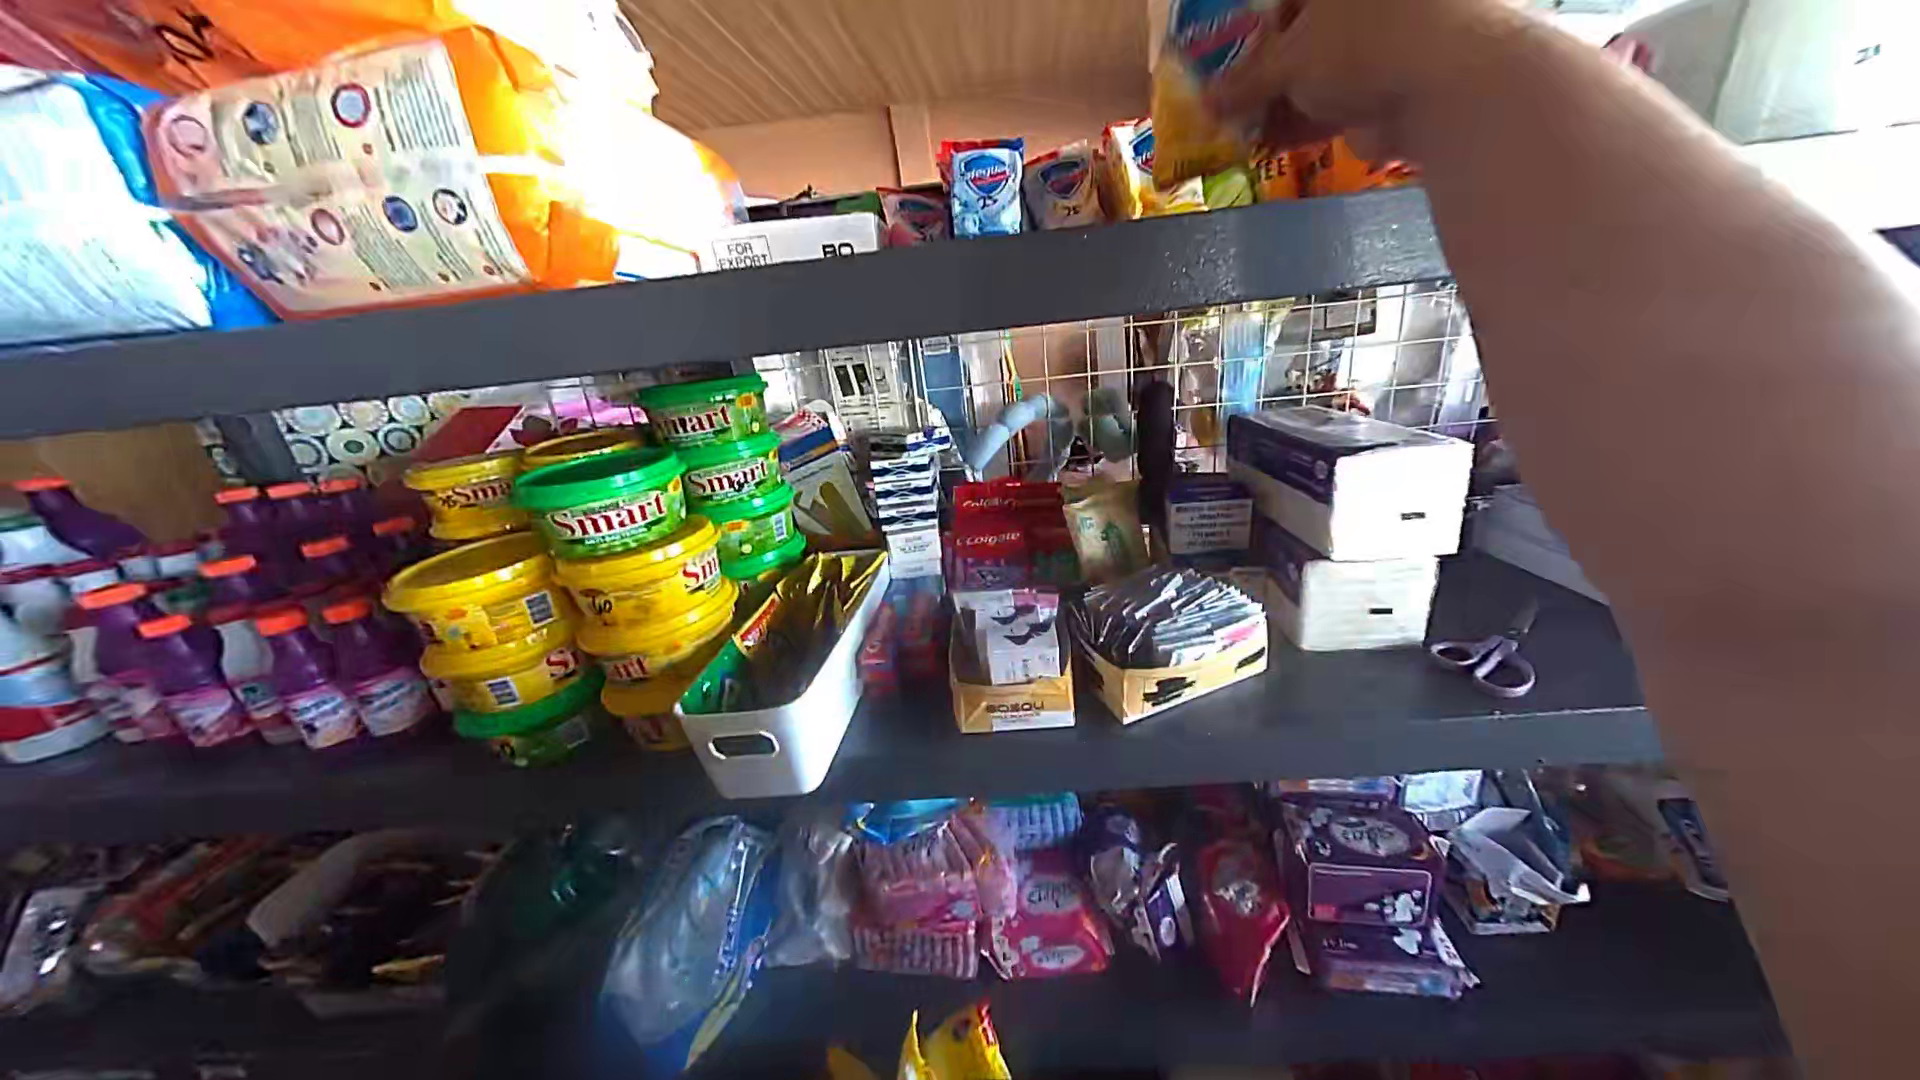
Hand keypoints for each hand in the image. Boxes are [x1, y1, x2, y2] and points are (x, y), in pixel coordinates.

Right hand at [1203, 0, 1530, 155]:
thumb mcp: (1288, 61)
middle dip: (1256, 66)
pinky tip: (1260, 145)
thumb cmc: (1362, 43)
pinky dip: (1295, 124)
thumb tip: (1205, 102)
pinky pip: (1328, 102)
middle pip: (1296, 32)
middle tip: (1219, 92)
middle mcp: (1364, 5)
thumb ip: (1243, 82)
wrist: (1438, 89)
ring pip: (1310, 71)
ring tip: (1230, 127)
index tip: (1219, 47)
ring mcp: (1376, 43)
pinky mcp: (1381, 85)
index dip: (1250, 20)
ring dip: (1270, 101)